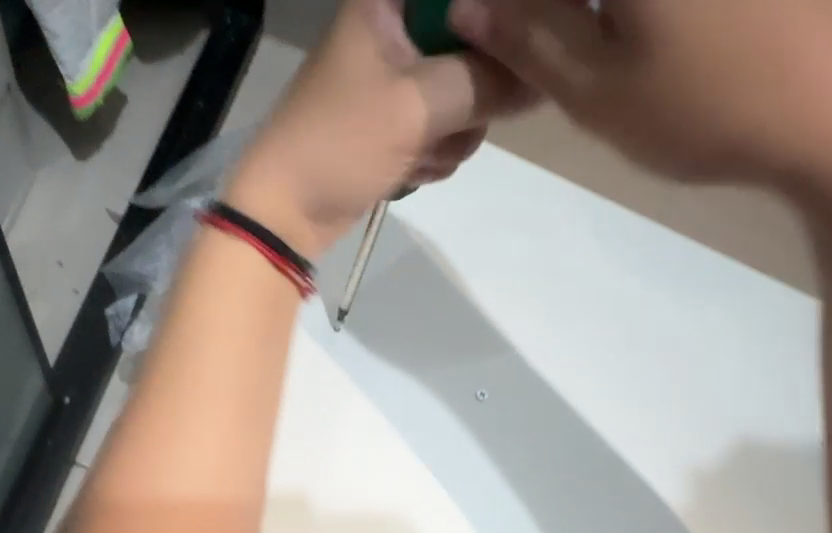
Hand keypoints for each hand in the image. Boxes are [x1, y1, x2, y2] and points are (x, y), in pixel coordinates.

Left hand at [225, 0, 535, 256]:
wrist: (285, 212)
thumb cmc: (339, 143)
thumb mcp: (420, 104)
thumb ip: (489, 80)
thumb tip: (546, 76)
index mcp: (391, 2)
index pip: (467, 0)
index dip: (498, 26)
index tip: (506, 58)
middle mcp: (399, 29)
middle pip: (478, 45)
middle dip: (471, 95)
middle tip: (447, 120)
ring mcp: (401, 79)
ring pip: (469, 94)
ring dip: (452, 135)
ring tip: (414, 153)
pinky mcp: (401, 122)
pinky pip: (448, 129)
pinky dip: (434, 155)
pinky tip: (405, 170)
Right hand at [447, 0, 831, 212]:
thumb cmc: (722, 104)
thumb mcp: (599, 88)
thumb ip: (526, 36)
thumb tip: (470, 3)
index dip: (504, 4)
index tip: (488, 25)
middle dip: (554, 7)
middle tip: (537, 36)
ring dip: (601, 13)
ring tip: (587, 37)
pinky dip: (657, 13)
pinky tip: (672, 38)